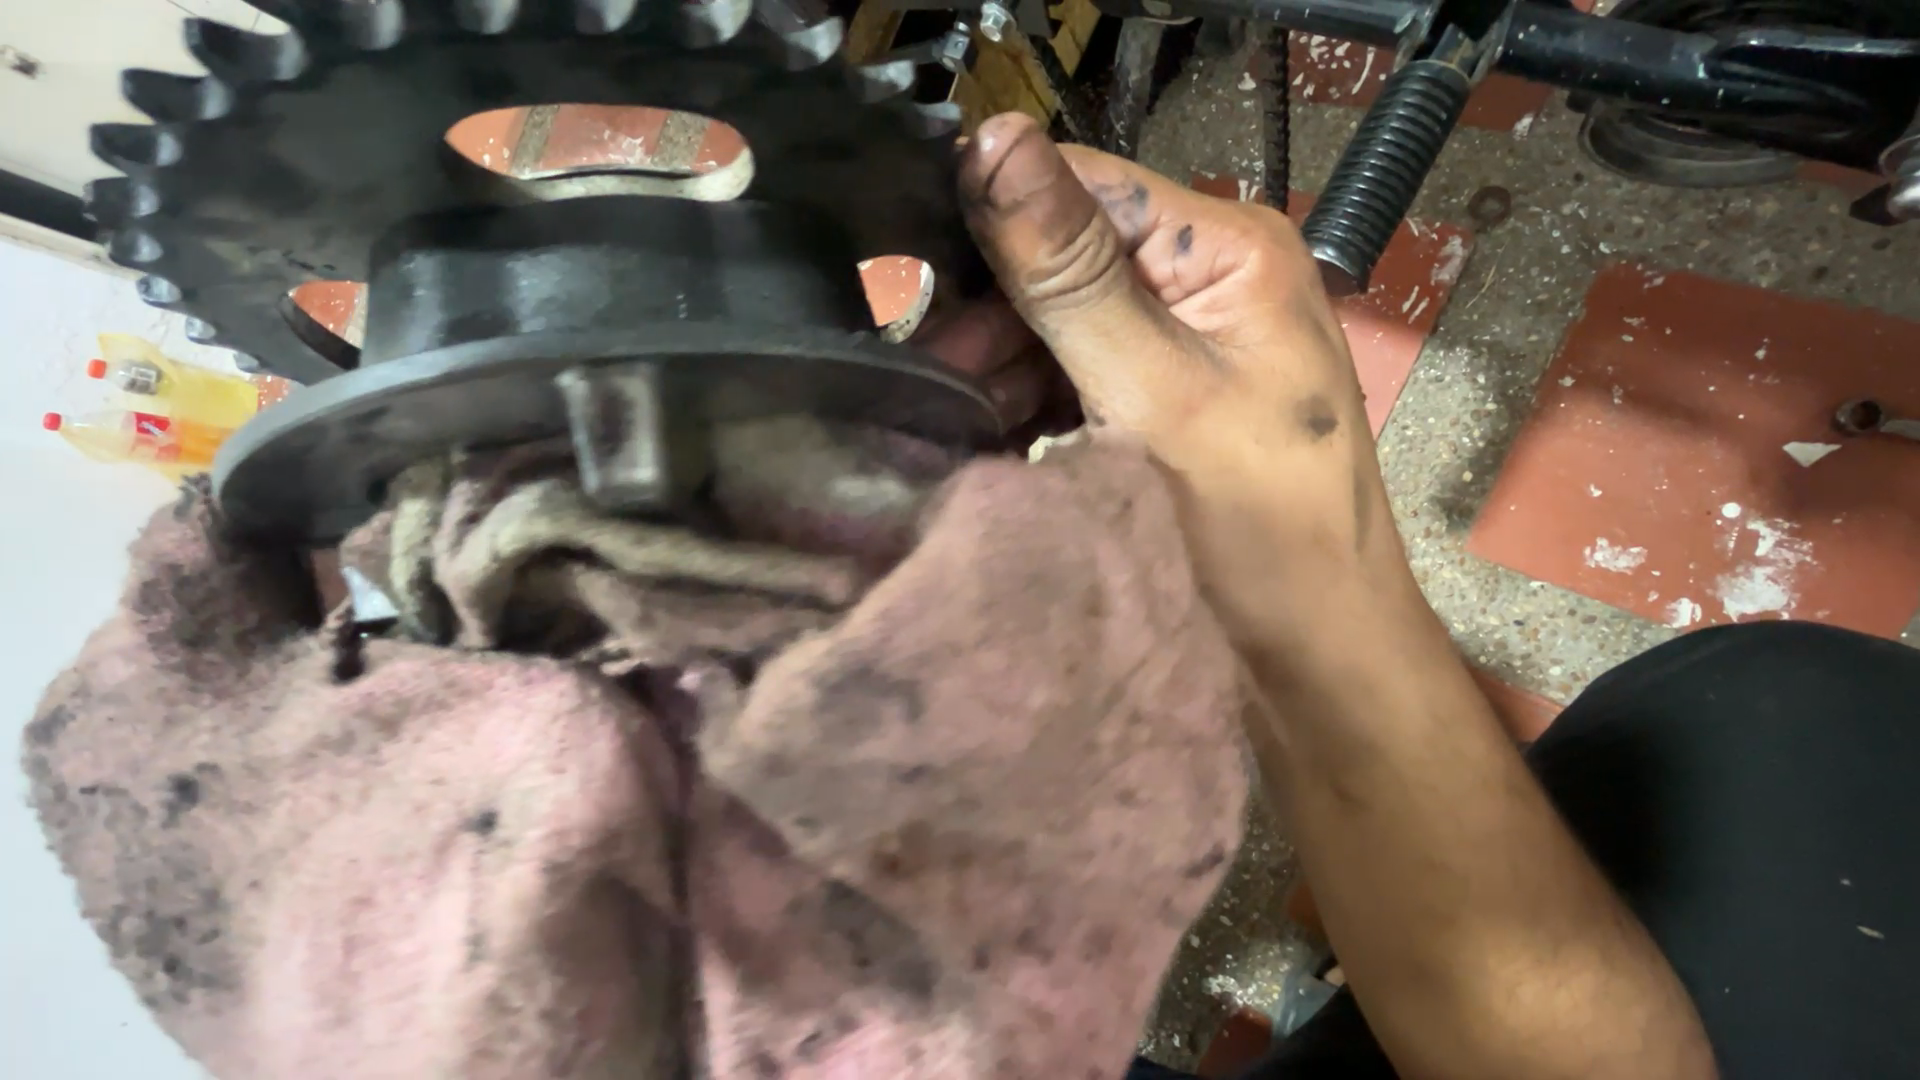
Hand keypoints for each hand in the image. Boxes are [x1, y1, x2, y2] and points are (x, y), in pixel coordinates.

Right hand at [949, 113, 1415, 646]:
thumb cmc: (1256, 528)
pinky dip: (1027, 401)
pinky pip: (1074, 377)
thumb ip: (1072, 278)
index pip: (1086, 187)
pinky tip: (985, 433)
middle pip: (1067, 258)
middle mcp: (1205, 280)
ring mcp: (1182, 346)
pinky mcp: (1159, 402)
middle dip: (994, 315)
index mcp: (1226, 250)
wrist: (1315, 652)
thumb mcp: (1158, 396)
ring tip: (946, 416)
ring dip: (1001, 365)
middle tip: (928, 377)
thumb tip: (992, 138)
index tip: (916, 287)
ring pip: (1061, 324)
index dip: (996, 222)